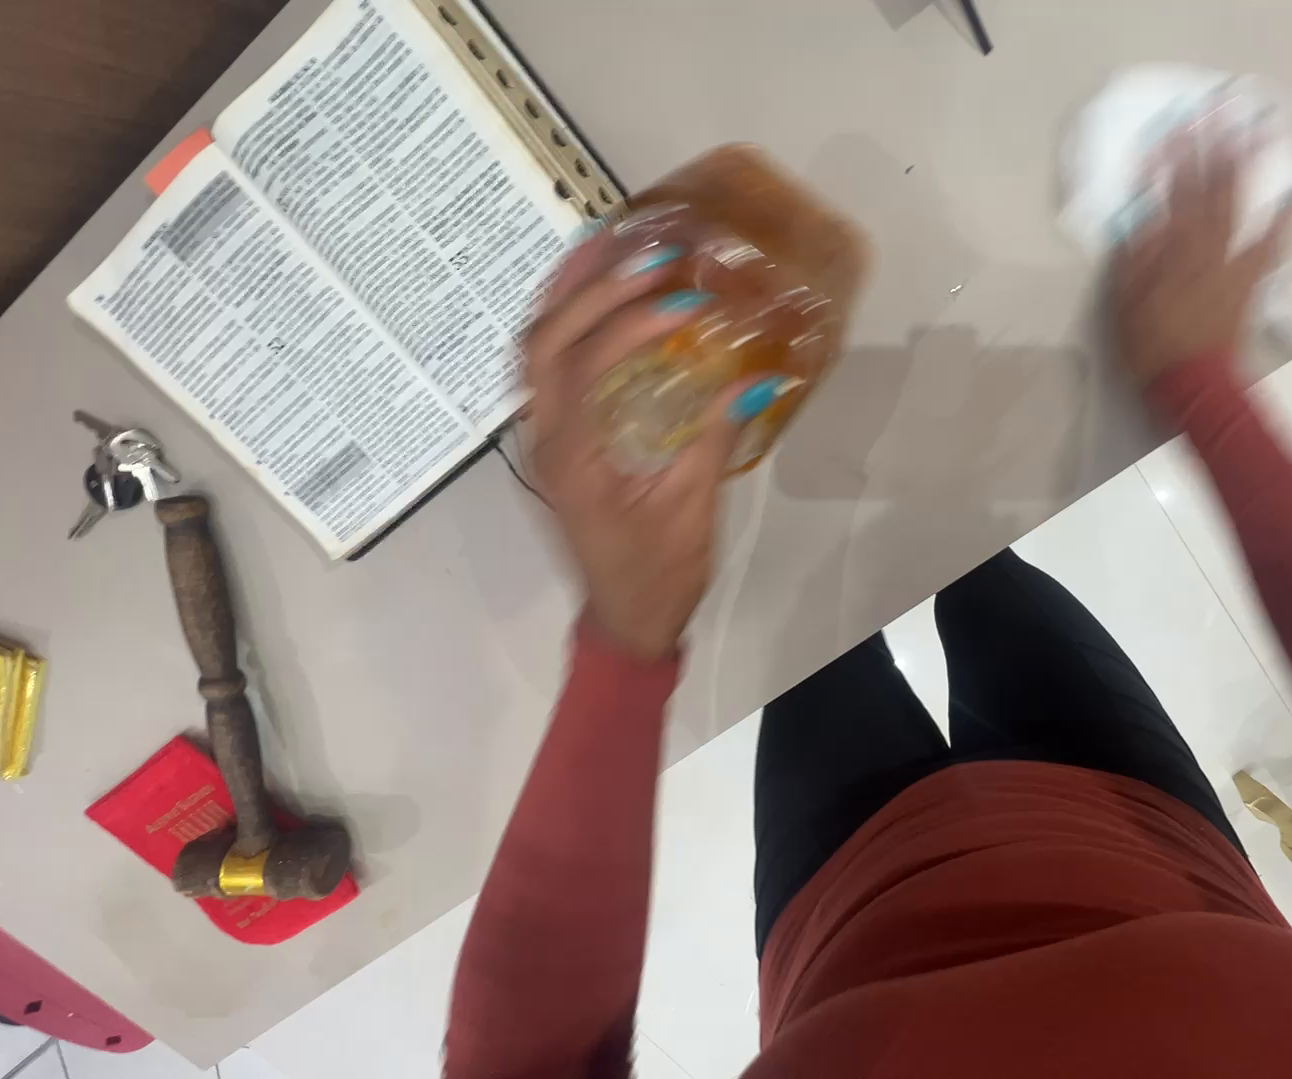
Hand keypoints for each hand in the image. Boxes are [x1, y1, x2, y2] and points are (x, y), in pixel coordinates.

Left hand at [525, 235, 760, 660]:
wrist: (624, 619)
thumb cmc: (658, 573)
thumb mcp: (692, 510)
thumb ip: (715, 438)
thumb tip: (757, 378)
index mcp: (573, 457)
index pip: (586, 365)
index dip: (632, 323)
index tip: (685, 305)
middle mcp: (544, 438)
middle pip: (544, 339)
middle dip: (594, 288)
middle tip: (648, 252)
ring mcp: (543, 438)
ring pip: (534, 347)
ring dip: (568, 294)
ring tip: (610, 247)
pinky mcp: (557, 441)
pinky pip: (548, 367)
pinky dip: (569, 324)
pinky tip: (599, 300)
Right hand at [1111, 141, 1291, 384]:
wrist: (1193, 382)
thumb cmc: (1152, 345)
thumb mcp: (1127, 302)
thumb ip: (1135, 255)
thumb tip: (1141, 212)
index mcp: (1174, 252)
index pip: (1172, 198)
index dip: (1173, 163)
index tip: (1174, 128)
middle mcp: (1208, 248)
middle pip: (1210, 192)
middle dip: (1211, 150)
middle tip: (1217, 112)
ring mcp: (1234, 261)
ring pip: (1241, 206)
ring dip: (1247, 167)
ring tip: (1256, 131)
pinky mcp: (1250, 279)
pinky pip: (1273, 243)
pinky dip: (1287, 217)